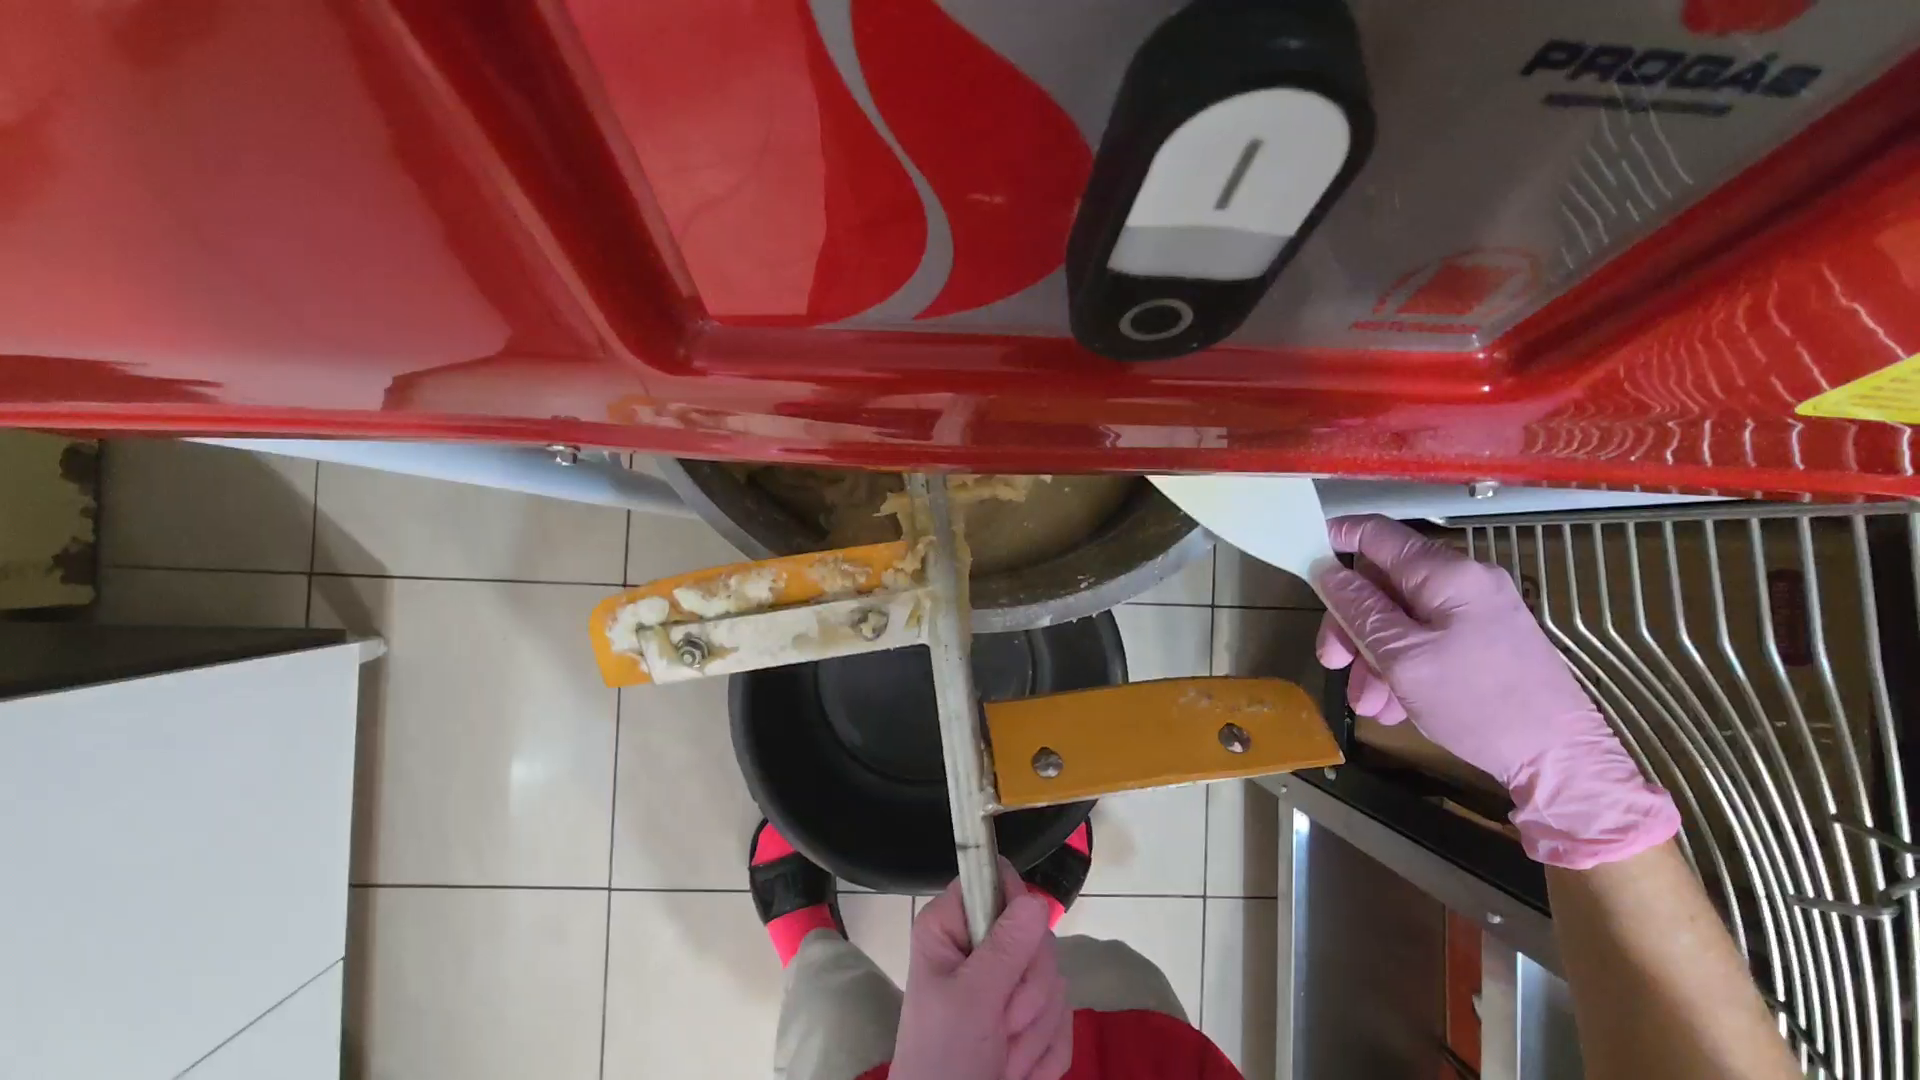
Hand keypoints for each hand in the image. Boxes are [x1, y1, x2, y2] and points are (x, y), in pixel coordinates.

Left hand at [889, 858, 1071, 1079]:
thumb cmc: (943, 1058)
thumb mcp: (970, 1001)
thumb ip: (1005, 949)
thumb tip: (1036, 898)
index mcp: (951, 928)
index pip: (993, 879)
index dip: (1013, 904)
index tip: (1017, 945)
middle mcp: (980, 946)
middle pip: (1033, 931)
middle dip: (1027, 989)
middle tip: (1000, 1021)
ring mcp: (1009, 983)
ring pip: (1054, 978)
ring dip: (1033, 1028)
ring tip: (1001, 1052)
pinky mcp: (1032, 1018)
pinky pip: (1063, 1018)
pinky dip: (1043, 1052)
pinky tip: (1015, 1068)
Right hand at [1313, 514, 1678, 868]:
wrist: (1560, 760)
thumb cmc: (1477, 704)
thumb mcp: (1403, 658)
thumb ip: (1359, 610)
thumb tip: (1326, 571)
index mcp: (1447, 574)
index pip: (1379, 535)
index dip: (1336, 540)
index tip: (1303, 562)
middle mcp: (1464, 583)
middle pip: (1384, 585)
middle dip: (1350, 624)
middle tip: (1331, 663)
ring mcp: (1477, 613)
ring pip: (1400, 619)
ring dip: (1372, 657)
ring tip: (1367, 703)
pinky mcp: (1485, 642)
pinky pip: (1426, 641)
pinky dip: (1401, 668)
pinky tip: (1394, 707)